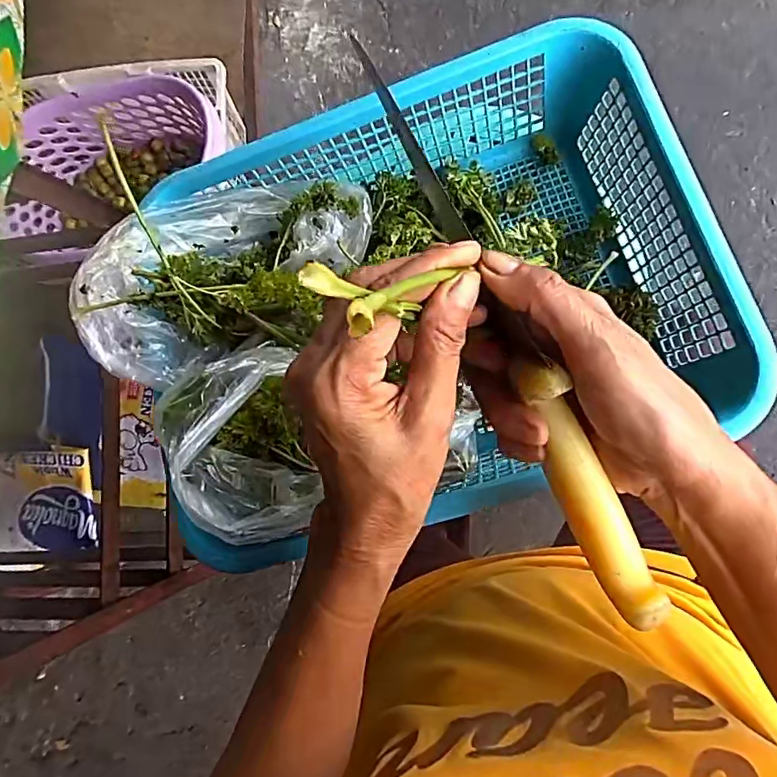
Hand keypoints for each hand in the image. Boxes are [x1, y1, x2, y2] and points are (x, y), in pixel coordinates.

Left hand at [286, 243, 481, 570]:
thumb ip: (442, 345)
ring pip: (356, 299)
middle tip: (462, 262)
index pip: (381, 299)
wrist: (363, 522)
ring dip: (405, 287)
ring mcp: (308, 364)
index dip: (427, 270)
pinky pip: (354, 323)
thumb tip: (461, 285)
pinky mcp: (317, 369)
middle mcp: (310, 362)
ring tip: (453, 289)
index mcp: (338, 377)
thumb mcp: (432, 414)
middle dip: (416, 270)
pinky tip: (429, 318)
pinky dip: (392, 312)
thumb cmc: (402, 482)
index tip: (468, 253)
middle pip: (361, 289)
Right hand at [463, 249, 751, 513]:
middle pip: (489, 346)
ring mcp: (545, 386)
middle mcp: (551, 344)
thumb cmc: (646, 401)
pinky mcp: (543, 422)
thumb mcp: (596, 341)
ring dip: (511, 415)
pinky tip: (547, 446)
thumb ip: (545, 298)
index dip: (477, 310)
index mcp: (565, 312)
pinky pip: (506, 425)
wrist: (669, 470)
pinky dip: (520, 438)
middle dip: (494, 377)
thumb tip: (494, 261)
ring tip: (546, 432)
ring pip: (494, 389)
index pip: (502, 292)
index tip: (474, 336)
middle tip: (517, 393)